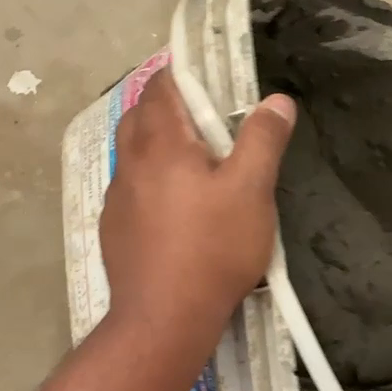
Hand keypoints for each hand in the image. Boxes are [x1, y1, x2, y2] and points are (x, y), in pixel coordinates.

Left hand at [100, 70, 295, 338]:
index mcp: (162, 144)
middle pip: (140, 115)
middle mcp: (131, 163)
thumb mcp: (252, 190)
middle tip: (206, 114)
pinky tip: (175, 204)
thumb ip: (263, 140)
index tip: (208, 74)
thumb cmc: (213, 248)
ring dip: (156, 142)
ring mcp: (118, 198)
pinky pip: (131, 187)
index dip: (182, 72)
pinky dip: (150, 178)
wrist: (164, 318)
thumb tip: (277, 100)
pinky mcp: (114, 229)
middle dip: (168, 105)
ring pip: (132, 152)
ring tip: (193, 156)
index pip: (162, 87)